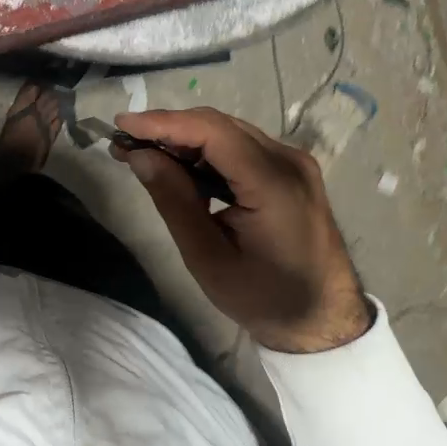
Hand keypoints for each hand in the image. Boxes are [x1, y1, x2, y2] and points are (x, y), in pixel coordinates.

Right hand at [112, 108, 373, 353]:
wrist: (325, 322)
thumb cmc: (265, 298)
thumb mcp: (208, 258)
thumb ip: (174, 201)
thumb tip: (140, 155)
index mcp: (274, 183)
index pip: (211, 131)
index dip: (163, 122)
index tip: (121, 125)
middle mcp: (288, 161)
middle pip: (218, 125)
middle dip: (167, 129)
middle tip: (123, 145)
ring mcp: (293, 164)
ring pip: (227, 132)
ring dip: (183, 139)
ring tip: (143, 156)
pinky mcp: (290, 173)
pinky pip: (239, 147)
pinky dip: (204, 152)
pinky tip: (178, 168)